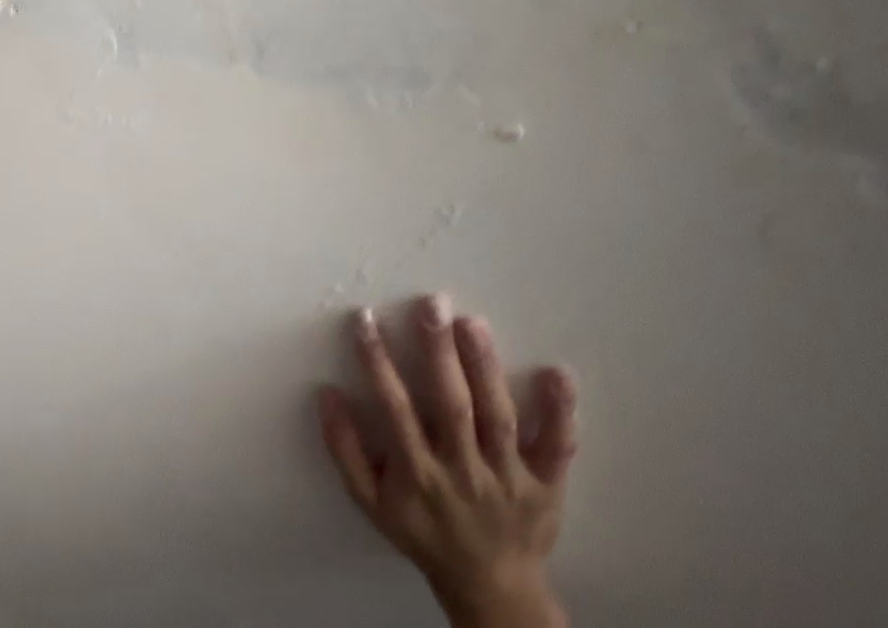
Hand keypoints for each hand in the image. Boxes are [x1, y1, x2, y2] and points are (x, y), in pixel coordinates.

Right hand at [318, 297, 577, 627]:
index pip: (393, 406)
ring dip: (486, 368)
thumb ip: (345, 448)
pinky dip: (561, 411)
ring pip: (499, 416)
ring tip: (472, 323)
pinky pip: (557, 446)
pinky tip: (557, 372)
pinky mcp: (548, 485)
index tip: (365, 320)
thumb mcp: (368, 500)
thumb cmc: (421, 534)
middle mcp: (463, 470)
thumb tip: (327, 394)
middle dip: (438, 352)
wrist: (490, 584)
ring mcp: (509, 477)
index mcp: (417, 472)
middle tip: (431, 304)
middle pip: (452, 404)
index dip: (377, 361)